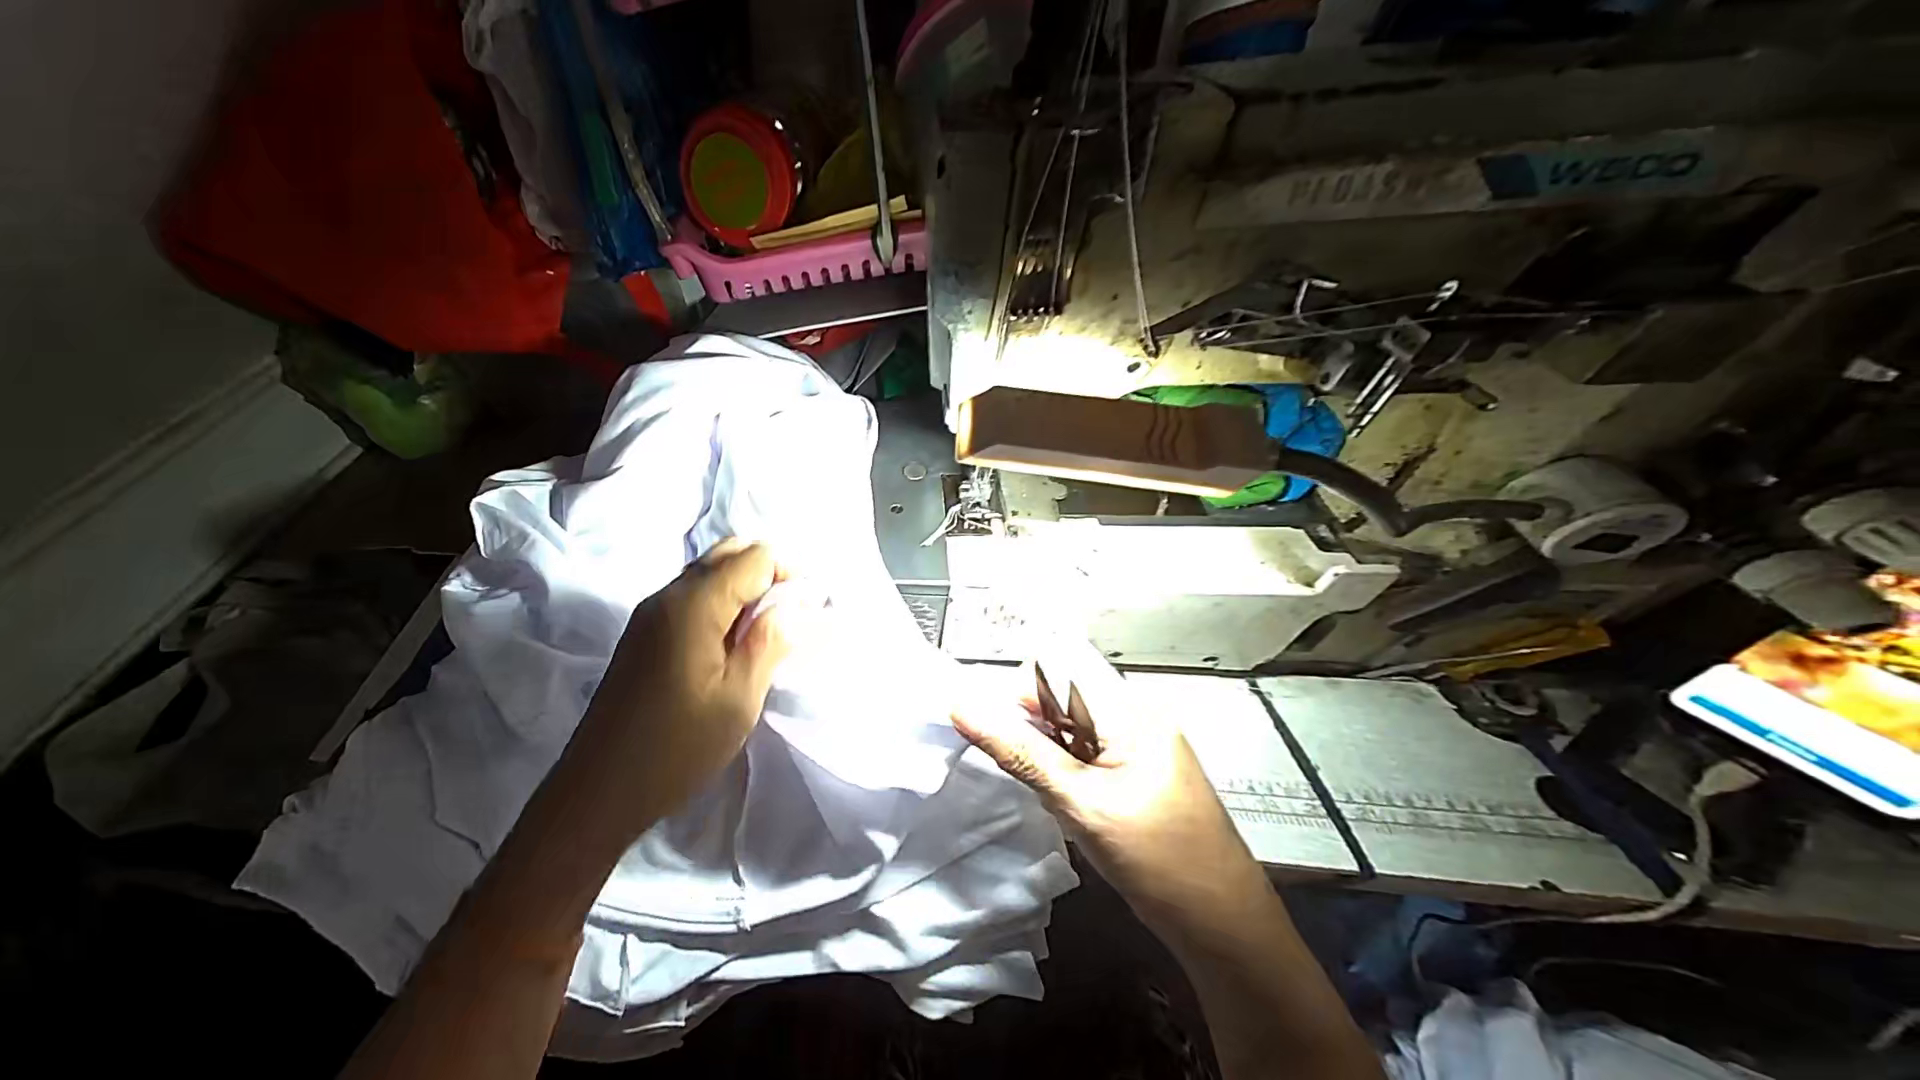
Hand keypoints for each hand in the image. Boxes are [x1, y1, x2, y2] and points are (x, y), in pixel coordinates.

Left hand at [570, 539, 789, 834]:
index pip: (754, 557)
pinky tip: (733, 647)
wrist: (597, 793)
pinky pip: (692, 597)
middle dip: (769, 573)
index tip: (809, 610)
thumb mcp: (739, 699)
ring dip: (745, 589)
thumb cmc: (677, 748)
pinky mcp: (643, 636)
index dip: (789, 574)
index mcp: (693, 605)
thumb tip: (795, 604)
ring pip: (709, 574)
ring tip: (767, 634)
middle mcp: (667, 596)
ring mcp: (650, 615)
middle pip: (728, 553)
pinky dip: (722, 605)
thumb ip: (770, 642)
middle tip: (791, 618)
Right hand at [951, 640, 1267, 935]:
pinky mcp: (1141, 770)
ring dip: (1049, 753)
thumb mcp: (1079, 803)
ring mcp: (1143, 744)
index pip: (1058, 669)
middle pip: (1064, 696)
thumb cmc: (1157, 860)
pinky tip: (1071, 803)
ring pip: (1073, 727)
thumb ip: (1020, 752)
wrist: (1222, 922)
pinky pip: (1090, 751)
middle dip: (1034, 728)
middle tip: (1032, 775)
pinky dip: (1068, 770)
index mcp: (1130, 711)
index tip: (997, 732)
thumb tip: (964, 708)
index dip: (1019, 693)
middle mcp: (1138, 716)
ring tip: (1055, 795)